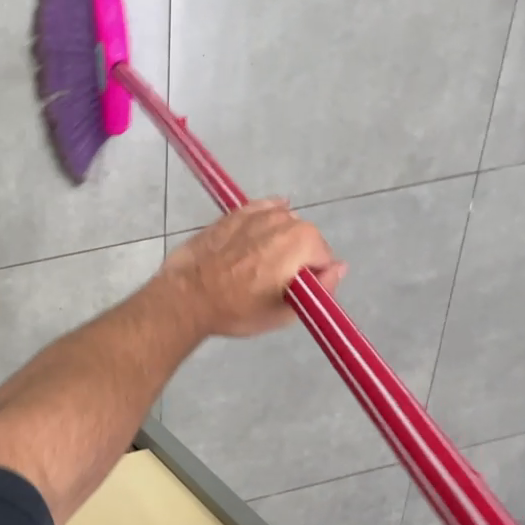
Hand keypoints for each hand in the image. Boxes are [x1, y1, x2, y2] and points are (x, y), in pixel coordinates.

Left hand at [153, 199, 347, 337]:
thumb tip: (339, 268)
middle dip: (294, 257)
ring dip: (276, 241)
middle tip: (269, 282)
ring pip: (282, 224)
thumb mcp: (284, 312)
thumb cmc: (235, 310)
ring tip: (254, 266)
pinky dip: (262, 222)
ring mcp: (256, 213)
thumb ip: (321, 289)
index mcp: (302, 241)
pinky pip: (259, 211)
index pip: (324, 259)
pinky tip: (254, 236)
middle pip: (304, 238)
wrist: (185, 297)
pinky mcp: (233, 213)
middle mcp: (284, 219)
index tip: (290, 292)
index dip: (311, 278)